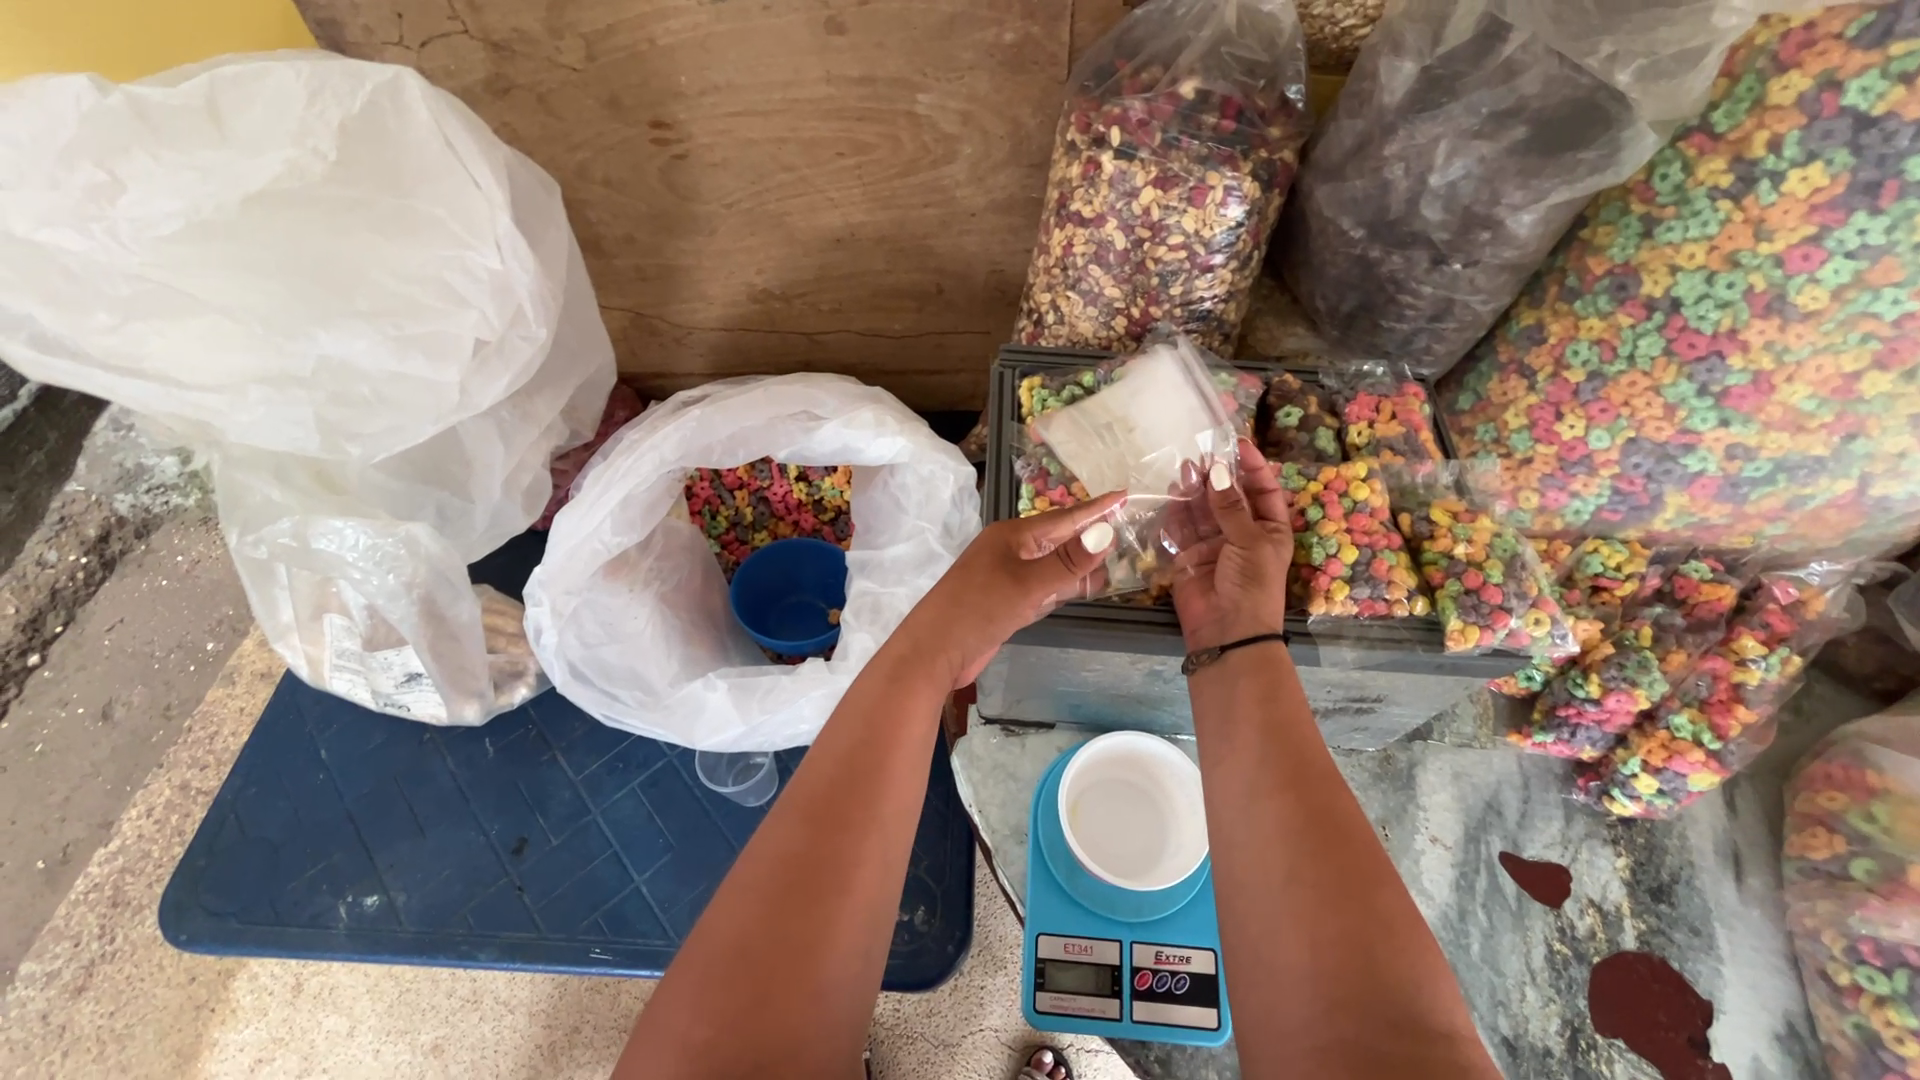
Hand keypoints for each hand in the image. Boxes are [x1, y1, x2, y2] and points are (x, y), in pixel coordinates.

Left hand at [899, 492, 1126, 689]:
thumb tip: (1104, 533)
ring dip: (1078, 563)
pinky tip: (1078, 589)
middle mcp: (1009, 551)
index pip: (1064, 518)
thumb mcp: (1029, 584)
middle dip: (1089, 535)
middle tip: (1126, 527)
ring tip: (1110, 558)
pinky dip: (1062, 587)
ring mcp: (1005, 577)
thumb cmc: (979, 610)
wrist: (934, 651)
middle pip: (1058, 539)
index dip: (1095, 509)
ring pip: (1051, 565)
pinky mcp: (1004, 603)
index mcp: (1012, 536)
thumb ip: (1068, 562)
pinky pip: (1042, 587)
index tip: (1123, 496)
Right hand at [1171, 439, 1292, 651]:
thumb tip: (1216, 470)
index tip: (1238, 444)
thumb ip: (1230, 506)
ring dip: (1194, 491)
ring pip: (1202, 511)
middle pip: (1228, 497)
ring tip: (1184, 469)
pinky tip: (1172, 495)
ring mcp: (1212, 546)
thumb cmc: (1252, 585)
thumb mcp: (1250, 542)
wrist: (1227, 631)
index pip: (1262, 490)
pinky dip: (1175, 513)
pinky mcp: (1187, 557)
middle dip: (1216, 477)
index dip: (1252, 467)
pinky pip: (1180, 530)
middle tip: (1201, 455)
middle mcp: (1241, 534)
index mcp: (1269, 530)